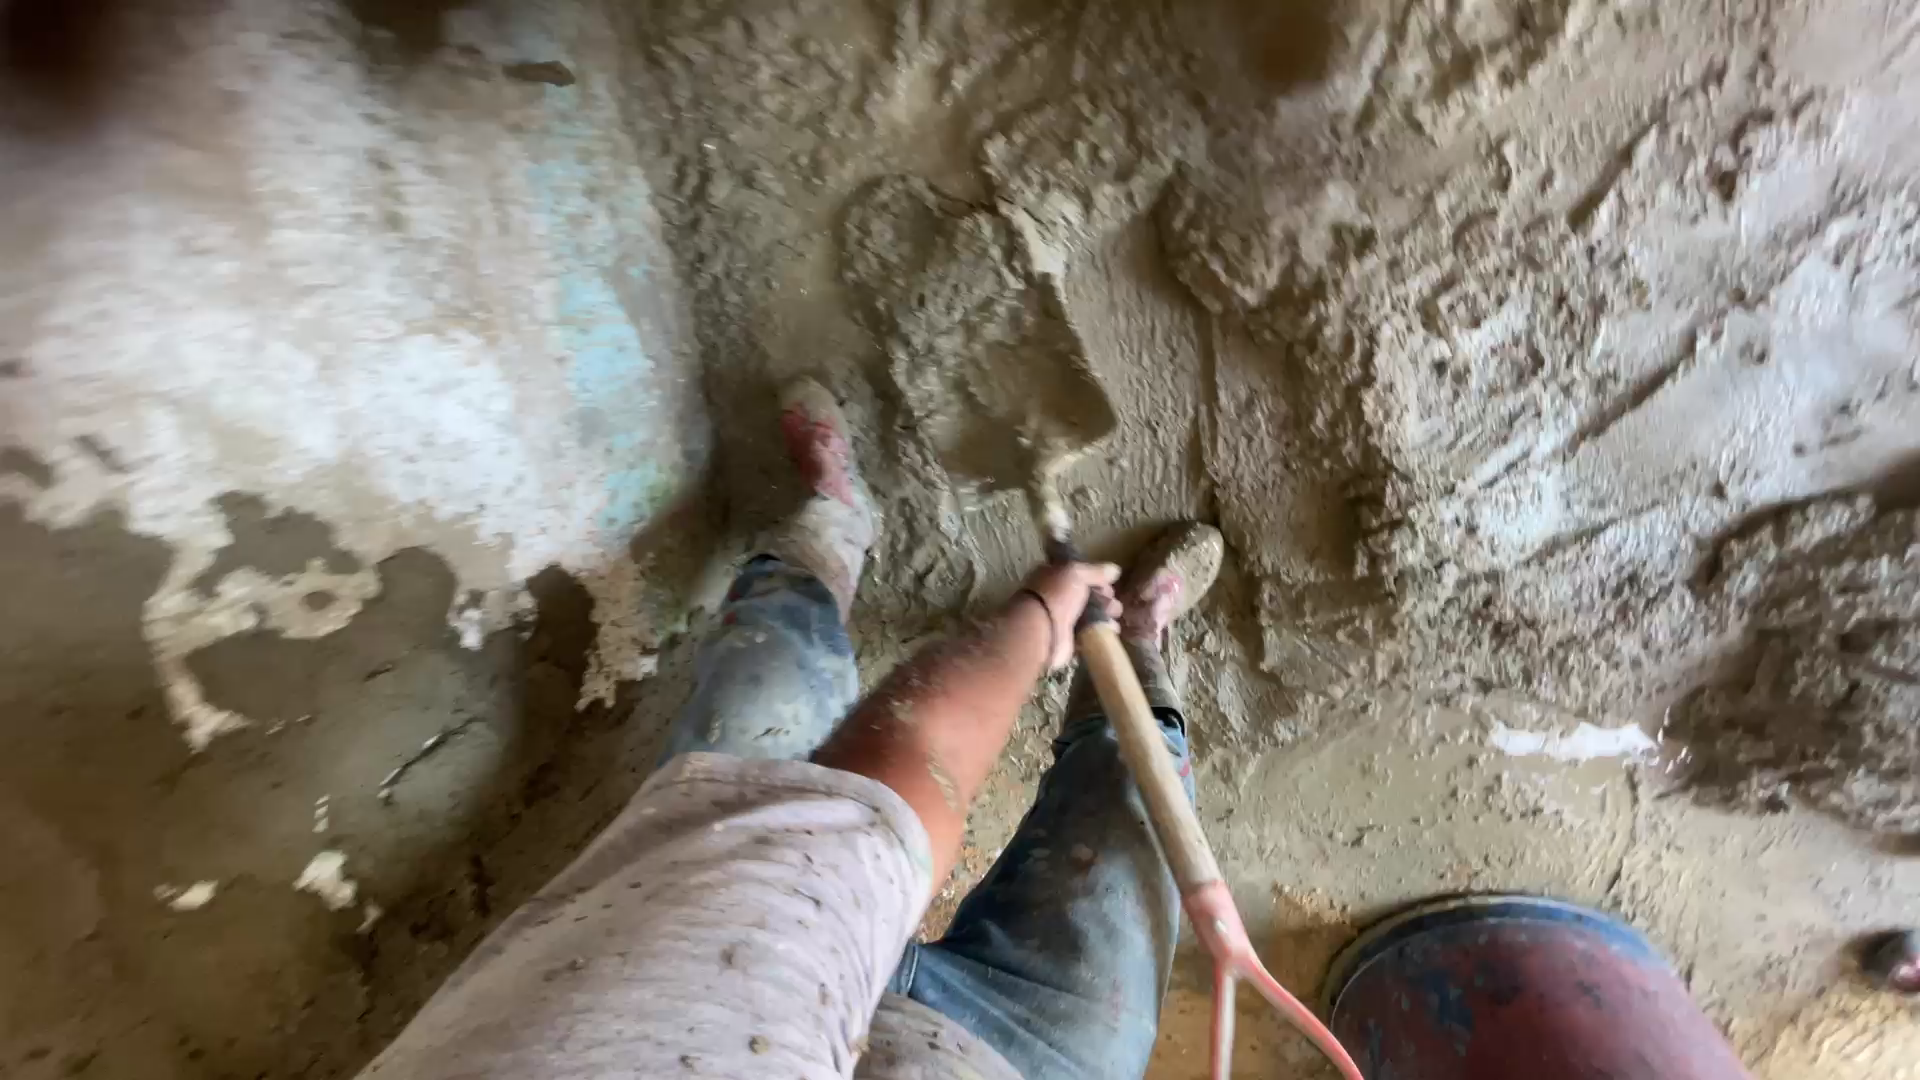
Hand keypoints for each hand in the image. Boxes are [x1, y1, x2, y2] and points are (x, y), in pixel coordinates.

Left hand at [1017, 561, 1120, 669]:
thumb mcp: (1075, 573)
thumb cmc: (1056, 595)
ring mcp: (1060, 618)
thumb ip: (1095, 570)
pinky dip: (1100, 629)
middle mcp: (1054, 595)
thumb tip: (1114, 570)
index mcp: (1051, 576)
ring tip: (1115, 614)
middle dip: (1103, 596)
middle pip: (1085, 594)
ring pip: (1088, 613)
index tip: (1109, 583)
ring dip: (1105, 612)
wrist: (1042, 631)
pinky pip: (1087, 632)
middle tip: (1114, 601)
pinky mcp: (1067, 638)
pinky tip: (1111, 628)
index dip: (1095, 577)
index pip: (1077, 573)